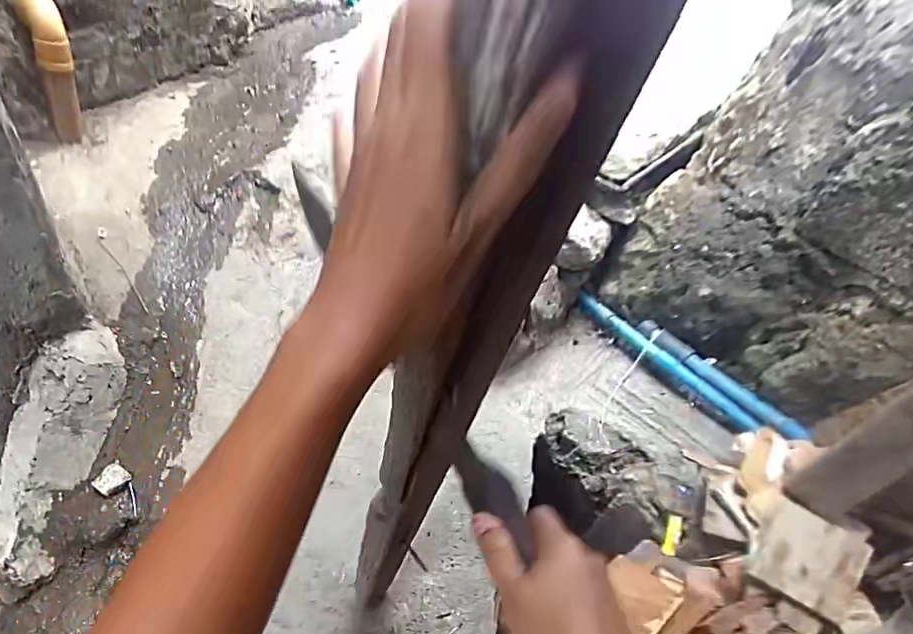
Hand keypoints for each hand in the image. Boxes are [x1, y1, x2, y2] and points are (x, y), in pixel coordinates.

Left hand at [310, 0, 578, 370]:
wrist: (350, 323)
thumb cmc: (414, 287)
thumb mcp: (479, 230)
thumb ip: (520, 157)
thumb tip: (565, 89)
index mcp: (422, 128)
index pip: (429, 26)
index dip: (450, 1)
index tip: (480, 2)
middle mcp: (385, 126)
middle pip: (399, 36)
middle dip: (430, 9)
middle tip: (463, 14)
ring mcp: (360, 150)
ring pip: (373, 68)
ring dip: (398, 39)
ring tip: (426, 31)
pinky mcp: (347, 176)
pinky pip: (351, 115)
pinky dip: (366, 89)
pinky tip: (371, 93)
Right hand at [473, 508, 647, 633]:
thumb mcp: (511, 591)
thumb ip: (497, 552)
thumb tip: (484, 518)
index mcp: (562, 545)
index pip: (539, 514)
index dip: (517, 524)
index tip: (503, 546)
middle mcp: (587, 556)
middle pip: (551, 545)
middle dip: (529, 562)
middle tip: (511, 590)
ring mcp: (602, 582)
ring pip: (564, 571)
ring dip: (546, 586)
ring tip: (530, 617)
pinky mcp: (609, 606)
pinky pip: (578, 593)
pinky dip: (562, 605)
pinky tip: (551, 632)